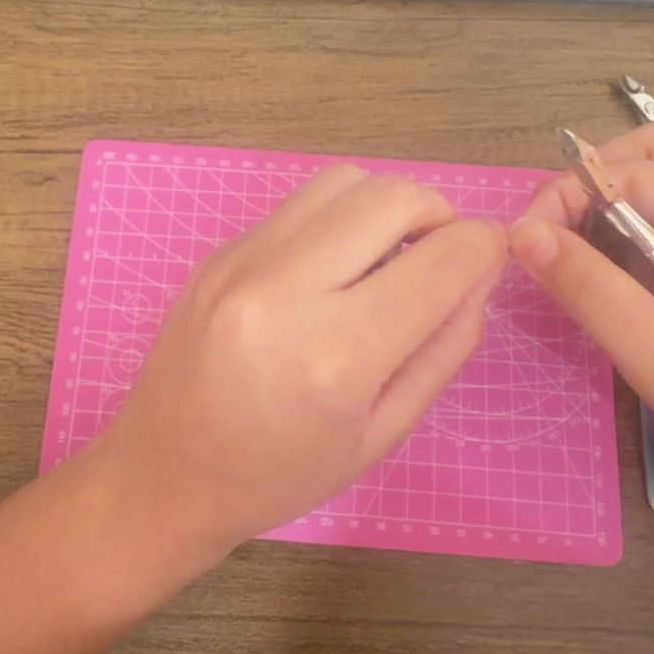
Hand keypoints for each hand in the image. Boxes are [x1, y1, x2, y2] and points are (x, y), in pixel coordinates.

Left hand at [92, 165, 508, 554]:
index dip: (485, 247)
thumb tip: (479, 273)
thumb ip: (445, 347)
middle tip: (438, 255)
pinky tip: (332, 265)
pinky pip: (299, 203)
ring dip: (384, 205)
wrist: (164, 470)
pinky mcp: (221, 249)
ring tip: (386, 255)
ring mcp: (243, 260)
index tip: (488, 256)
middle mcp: (285, 289)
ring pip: (343, 180)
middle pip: (392, 195)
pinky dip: (337, 217)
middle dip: (438, 213)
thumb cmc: (279, 473)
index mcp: (335, 355)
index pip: (443, 260)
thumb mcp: (383, 434)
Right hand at [508, 125, 653, 562]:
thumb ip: (599, 298)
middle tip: (547, 246)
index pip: (642, 174)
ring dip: (605, 220)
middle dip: (587, 189)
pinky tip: (613, 295)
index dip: (571, 195)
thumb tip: (522, 234)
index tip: (522, 246)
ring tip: (574, 276)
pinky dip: (625, 250)